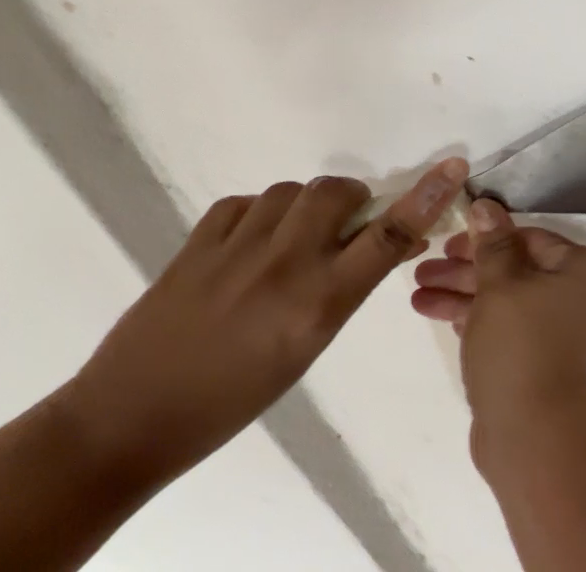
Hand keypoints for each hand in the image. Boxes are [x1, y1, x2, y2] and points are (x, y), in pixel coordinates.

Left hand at [64, 158, 469, 474]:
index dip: (427, 195)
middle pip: (337, 194)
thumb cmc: (241, 394)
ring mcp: (233, 253)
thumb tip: (396, 245)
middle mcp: (284, 267)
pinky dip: (259, 212)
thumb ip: (351, 287)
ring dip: (306, 205)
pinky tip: (253, 240)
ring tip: (294, 236)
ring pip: (290, 192)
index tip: (454, 166)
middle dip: (352, 199)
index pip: (389, 234)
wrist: (131, 419)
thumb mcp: (314, 343)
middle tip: (346, 226)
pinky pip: (242, 204)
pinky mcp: (191, 249)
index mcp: (322, 301)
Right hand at [408, 199, 585, 470]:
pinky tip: (432, 311)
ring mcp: (555, 325)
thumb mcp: (501, 286)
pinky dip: (471, 315)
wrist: (533, 428)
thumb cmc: (520, 345)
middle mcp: (574, 291)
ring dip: (462, 290)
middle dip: (468, 265)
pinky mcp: (534, 353)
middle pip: (515, 266)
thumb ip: (492, 245)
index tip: (447, 239)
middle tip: (422, 267)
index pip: (531, 237)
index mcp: (579, 268)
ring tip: (414, 292)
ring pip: (504, 296)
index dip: (488, 236)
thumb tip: (485, 205)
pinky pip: (501, 322)